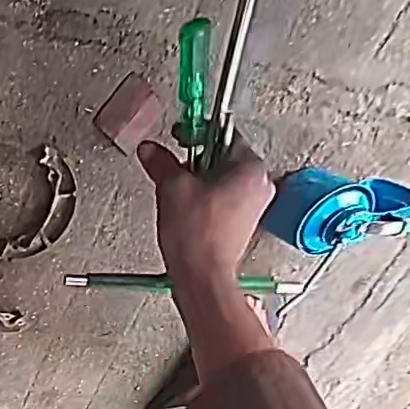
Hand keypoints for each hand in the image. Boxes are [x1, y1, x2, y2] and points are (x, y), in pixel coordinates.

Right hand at [138, 139, 275, 286]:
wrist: (202, 276)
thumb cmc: (198, 238)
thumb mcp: (172, 188)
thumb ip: (161, 162)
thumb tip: (151, 150)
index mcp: (250, 169)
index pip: (223, 135)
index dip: (196, 132)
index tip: (180, 133)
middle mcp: (258, 186)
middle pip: (222, 158)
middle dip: (195, 159)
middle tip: (174, 165)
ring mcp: (251, 207)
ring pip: (221, 180)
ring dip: (197, 180)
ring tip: (176, 191)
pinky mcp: (240, 224)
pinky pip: (221, 200)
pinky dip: (202, 199)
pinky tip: (185, 210)